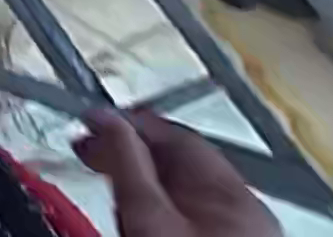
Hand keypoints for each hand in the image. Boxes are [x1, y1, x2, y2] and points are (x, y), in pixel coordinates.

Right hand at [74, 109, 280, 236]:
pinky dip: (153, 204)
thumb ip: (123, 158)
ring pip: (180, 190)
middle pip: (180, 163)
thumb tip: (103, 114)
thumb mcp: (145, 214)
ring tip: (102, 180)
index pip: (176, 137)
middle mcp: (247, 215)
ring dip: (137, 177)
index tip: (88, 123)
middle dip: (128, 151)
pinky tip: (132, 213)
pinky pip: (187, 216)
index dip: (129, 123)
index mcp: (236, 197)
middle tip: (85, 151)